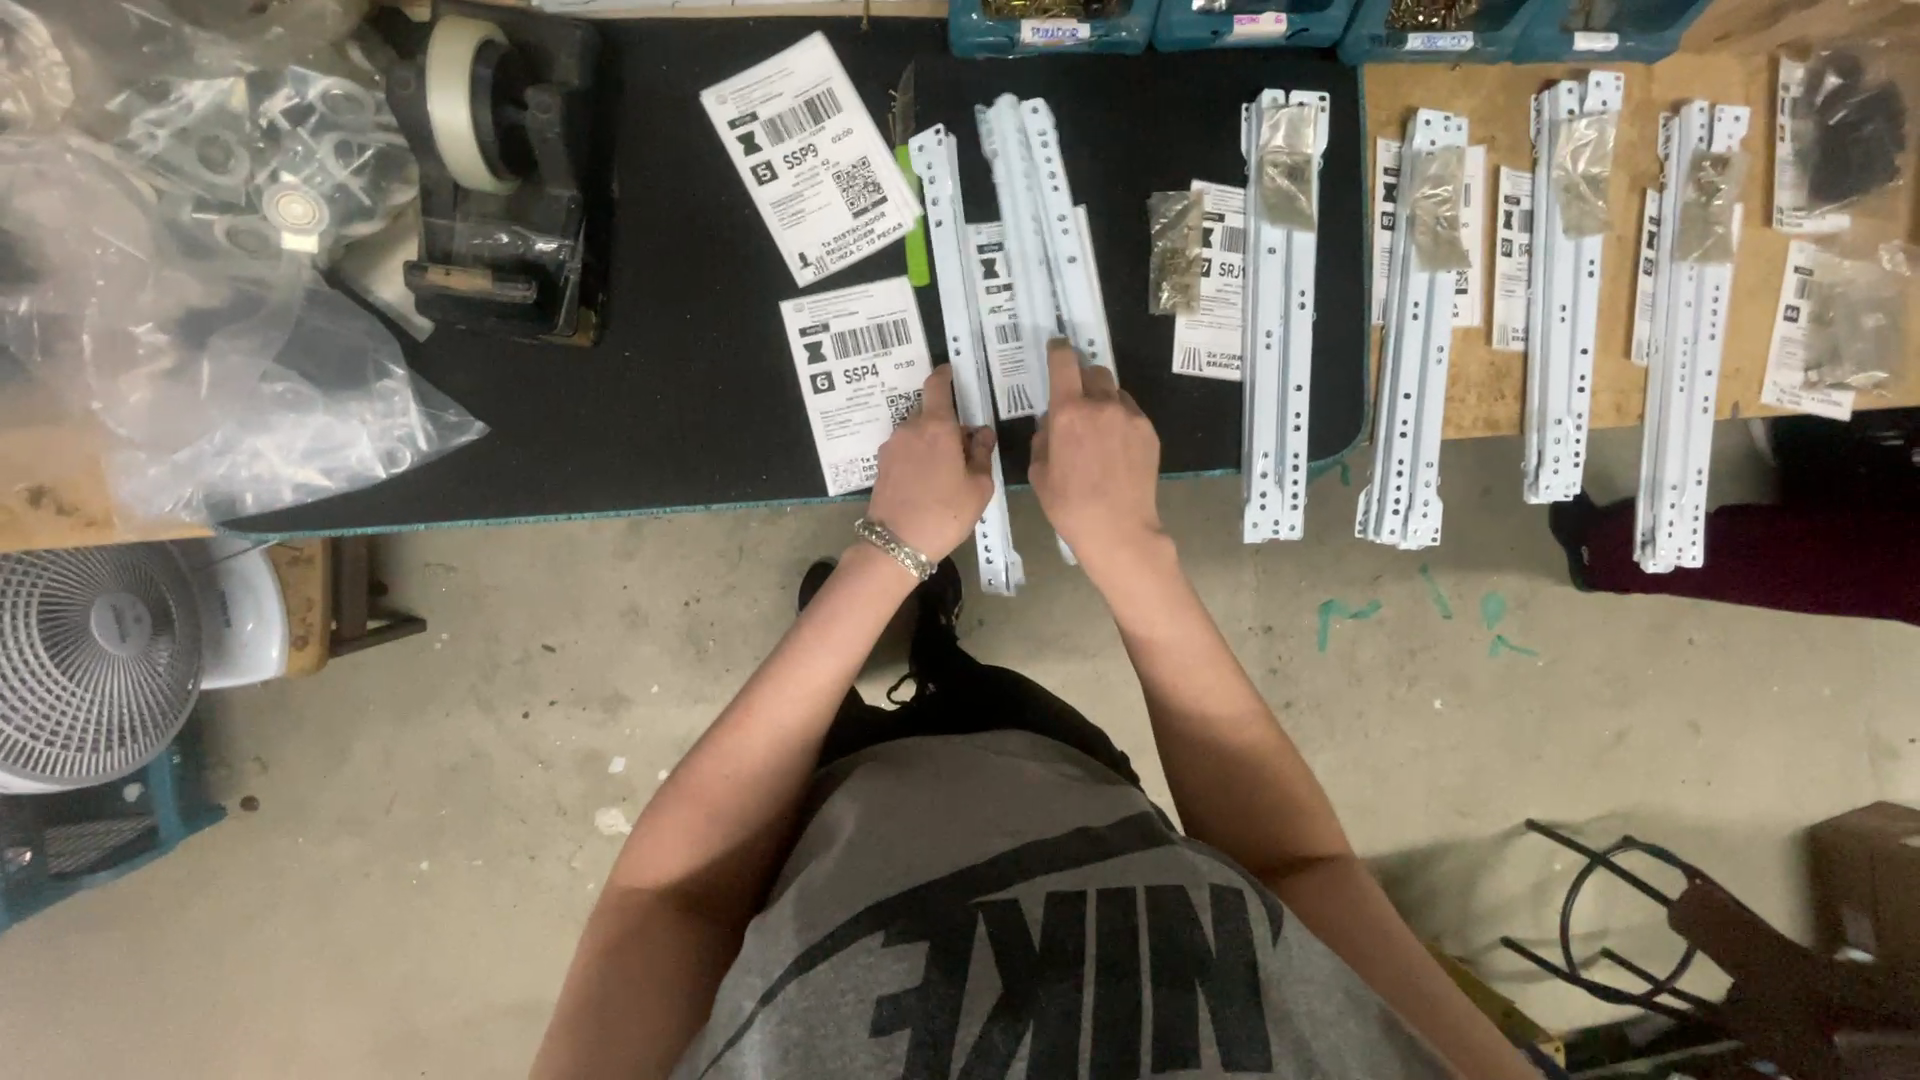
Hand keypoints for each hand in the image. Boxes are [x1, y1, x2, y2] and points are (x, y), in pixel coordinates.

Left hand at [866, 365, 996, 559]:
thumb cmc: (945, 514)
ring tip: (947, 473)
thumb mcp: (978, 487)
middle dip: (947, 424)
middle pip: (930, 414)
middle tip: (965, 450)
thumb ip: (982, 453)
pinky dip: (918, 457)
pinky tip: (929, 482)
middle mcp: (909, 429)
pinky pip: (905, 450)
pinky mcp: (881, 465)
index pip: (937, 386)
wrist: (897, 544)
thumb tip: (982, 433)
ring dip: (932, 443)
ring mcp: (891, 447)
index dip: (945, 376)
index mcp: (936, 427)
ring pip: (917, 433)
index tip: (952, 374)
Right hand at [1030, 339, 1165, 578]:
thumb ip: (1042, 439)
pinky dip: (1120, 420)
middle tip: (1076, 399)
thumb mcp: (1039, 472)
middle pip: (1094, 372)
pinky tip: (1115, 447)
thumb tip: (1051, 425)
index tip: (1057, 347)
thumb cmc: (1069, 505)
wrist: (1118, 529)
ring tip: (1098, 428)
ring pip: (1114, 392)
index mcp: (1068, 412)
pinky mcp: (1149, 432)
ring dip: (1103, 400)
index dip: (1059, 351)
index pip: (1064, 363)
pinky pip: (1131, 414)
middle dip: (1083, 379)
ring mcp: (1130, 417)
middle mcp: (1101, 406)